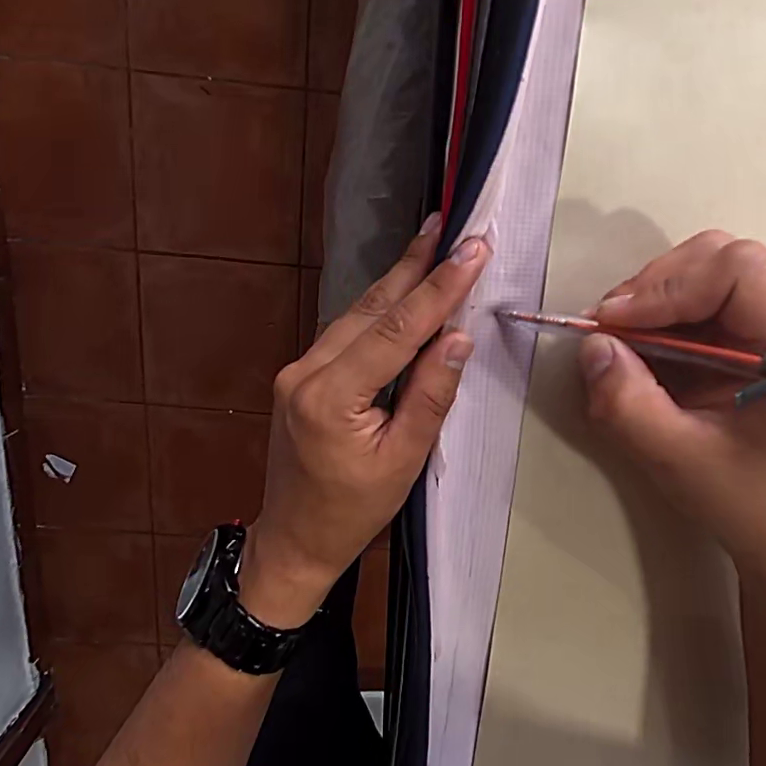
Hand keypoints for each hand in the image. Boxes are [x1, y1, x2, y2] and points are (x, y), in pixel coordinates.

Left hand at [239, 215, 490, 628]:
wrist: (293, 538)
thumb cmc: (352, 512)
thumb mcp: (402, 460)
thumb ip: (430, 395)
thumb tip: (458, 336)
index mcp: (331, 396)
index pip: (396, 330)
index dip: (438, 288)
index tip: (472, 249)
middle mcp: (306, 372)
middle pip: (369, 309)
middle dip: (412, 266)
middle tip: (446, 227)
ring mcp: (296, 371)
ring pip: (353, 316)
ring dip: (394, 283)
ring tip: (429, 247)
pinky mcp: (298, 377)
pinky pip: (343, 334)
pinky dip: (376, 312)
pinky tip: (398, 293)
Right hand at [577, 231, 765, 578]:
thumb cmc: (748, 502)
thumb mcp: (675, 459)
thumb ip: (627, 402)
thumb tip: (592, 345)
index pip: (738, 270)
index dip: (666, 287)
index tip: (613, 323)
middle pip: (724, 258)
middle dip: (656, 285)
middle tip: (611, 328)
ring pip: (713, 268)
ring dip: (657, 295)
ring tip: (623, 336)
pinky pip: (710, 293)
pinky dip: (666, 310)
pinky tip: (647, 344)